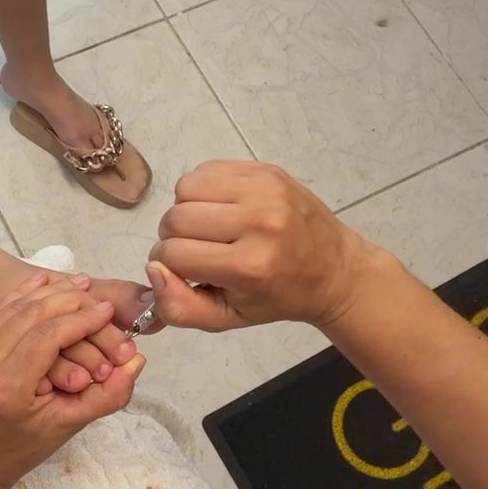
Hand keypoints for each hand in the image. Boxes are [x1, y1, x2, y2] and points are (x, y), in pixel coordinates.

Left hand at [0, 273, 144, 488]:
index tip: (108, 311)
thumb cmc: (24, 445)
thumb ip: (108, 395)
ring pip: (13, 307)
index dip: (81, 319)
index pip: (48, 336)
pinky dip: (23, 294)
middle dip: (69, 300)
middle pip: (30, 314)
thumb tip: (138, 360)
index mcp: (5, 388)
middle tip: (98, 297)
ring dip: (48, 292)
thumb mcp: (69, 425)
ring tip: (80, 283)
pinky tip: (45, 281)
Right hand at [147, 160, 382, 329]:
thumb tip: (153, 269)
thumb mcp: (227, 319)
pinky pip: (205, 170)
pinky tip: (222, 208)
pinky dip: (202, 190)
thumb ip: (180, 307)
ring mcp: (264, 190)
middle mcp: (257, 222)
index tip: (189, 272)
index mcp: (248, 266)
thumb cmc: (275, 299)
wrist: (334, 269)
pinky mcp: (265, 170)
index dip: (169, 265)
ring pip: (185, 189)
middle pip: (175, 218)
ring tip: (209, 226)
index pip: (173, 253)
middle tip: (197, 249)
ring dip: (185, 209)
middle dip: (174, 237)